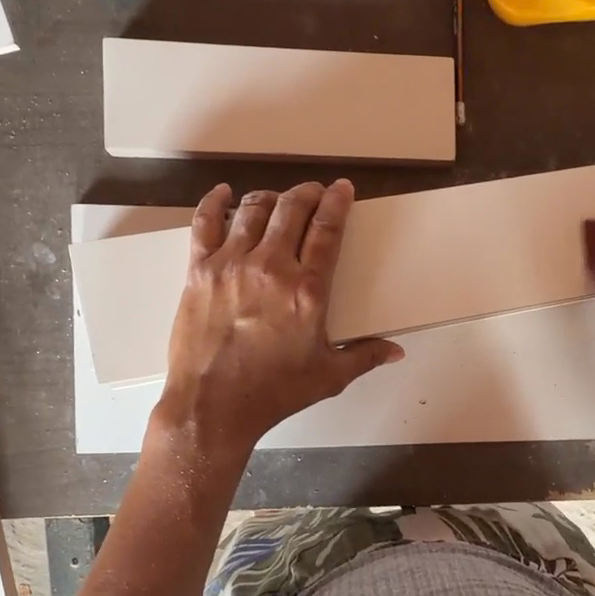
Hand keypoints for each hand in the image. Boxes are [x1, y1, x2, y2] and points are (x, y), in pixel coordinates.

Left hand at [152, 180, 402, 455]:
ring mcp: (232, 265)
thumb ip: (365, 356)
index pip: (327, 230)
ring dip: (270, 198)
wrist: (214, 405)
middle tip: (314, 191)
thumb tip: (395, 351)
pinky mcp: (199, 272)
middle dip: (307, 193)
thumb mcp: (329, 376)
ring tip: (278, 199)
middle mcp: (271, 268)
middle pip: (292, 209)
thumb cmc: (273, 393)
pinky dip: (214, 203)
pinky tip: (223, 194)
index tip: (342, 190)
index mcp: (308, 290)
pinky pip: (204, 223)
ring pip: (253, 210)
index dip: (337, 203)